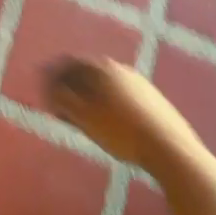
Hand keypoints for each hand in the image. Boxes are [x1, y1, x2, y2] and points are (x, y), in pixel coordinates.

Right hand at [44, 56, 202, 175]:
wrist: (173, 151)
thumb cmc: (121, 132)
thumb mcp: (83, 115)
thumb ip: (60, 96)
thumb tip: (44, 81)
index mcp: (102, 68)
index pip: (67, 63)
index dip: (51, 76)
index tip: (43, 93)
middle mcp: (121, 69)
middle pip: (87, 74)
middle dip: (71, 88)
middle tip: (61, 108)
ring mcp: (141, 85)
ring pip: (106, 86)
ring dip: (90, 98)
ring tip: (84, 120)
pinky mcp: (156, 102)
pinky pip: (122, 97)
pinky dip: (109, 106)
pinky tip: (110, 125)